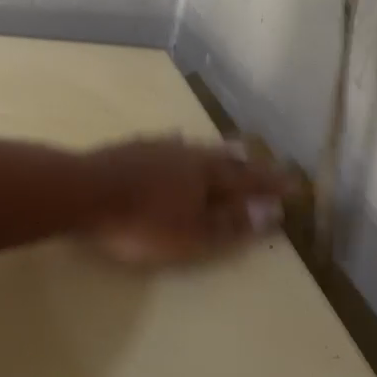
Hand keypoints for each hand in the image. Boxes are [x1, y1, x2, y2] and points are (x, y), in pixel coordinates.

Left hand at [86, 136, 288, 265]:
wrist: (81, 191)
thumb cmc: (140, 221)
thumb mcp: (192, 233)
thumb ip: (230, 223)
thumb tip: (270, 210)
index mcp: (205, 175)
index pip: (247, 179)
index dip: (270, 183)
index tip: (294, 182)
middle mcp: (184, 153)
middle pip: (220, 157)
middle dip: (244, 162)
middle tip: (262, 158)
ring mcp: (153, 147)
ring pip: (192, 147)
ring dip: (213, 151)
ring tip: (227, 148)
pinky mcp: (128, 149)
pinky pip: (166, 145)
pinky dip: (179, 147)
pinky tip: (171, 143)